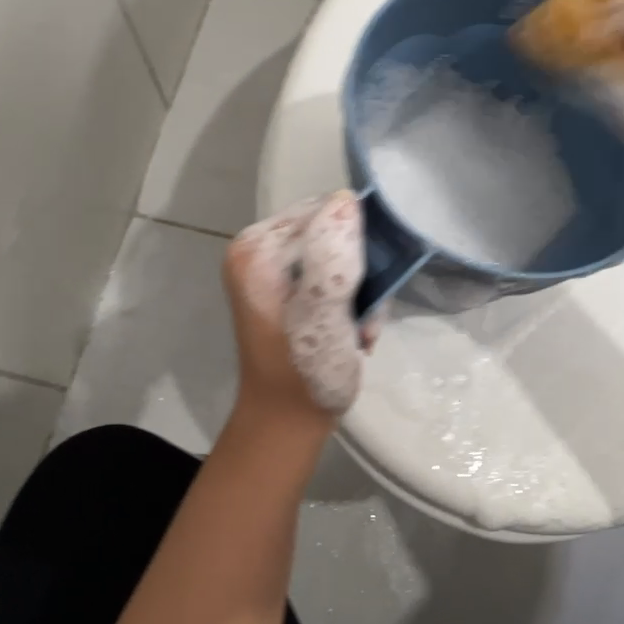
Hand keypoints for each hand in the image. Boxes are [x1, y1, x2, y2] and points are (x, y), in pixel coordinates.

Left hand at [222, 191, 375, 426]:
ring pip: (339, 254)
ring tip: (362, 328)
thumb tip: (347, 200)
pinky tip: (355, 330)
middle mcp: (257, 249)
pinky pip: (332, 273)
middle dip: (360, 269)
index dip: (356, 244)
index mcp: (256, 247)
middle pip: (332, 230)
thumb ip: (332, 253)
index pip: (325, 211)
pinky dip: (351, 299)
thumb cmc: (305, 372)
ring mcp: (270, 269)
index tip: (367, 289)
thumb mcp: (324, 311)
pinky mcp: (285, 288)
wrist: (286, 423)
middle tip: (366, 316)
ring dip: (361, 290)